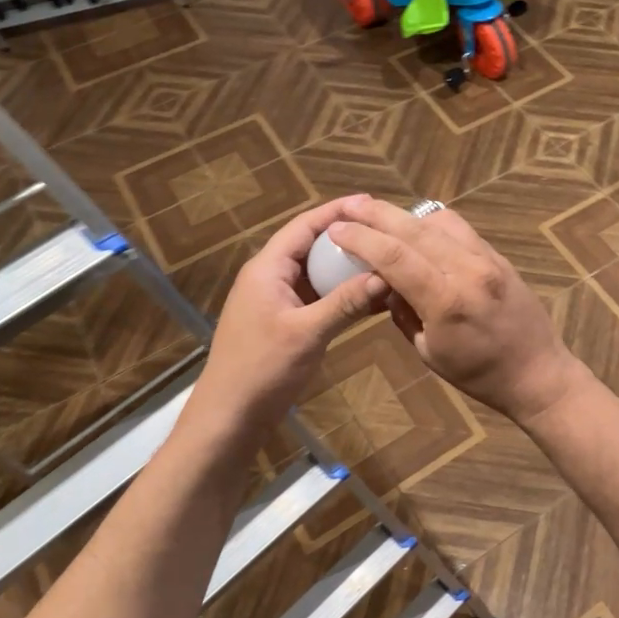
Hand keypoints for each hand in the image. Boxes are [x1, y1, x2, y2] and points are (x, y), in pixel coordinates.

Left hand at [183, 196, 388, 431]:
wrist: (231, 416)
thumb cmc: (263, 368)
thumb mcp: (309, 332)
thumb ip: (347, 301)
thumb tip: (387, 274)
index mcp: (267, 269)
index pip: (304, 226)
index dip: (337, 211)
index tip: (372, 201)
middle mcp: (271, 277)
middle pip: (312, 245)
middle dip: (348, 237)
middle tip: (388, 231)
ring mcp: (277, 301)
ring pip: (317, 272)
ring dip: (347, 266)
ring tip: (387, 259)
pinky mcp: (286, 322)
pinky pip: (318, 296)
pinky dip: (342, 292)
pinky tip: (372, 297)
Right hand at [329, 198, 583, 423]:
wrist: (536, 371)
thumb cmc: (478, 374)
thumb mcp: (429, 351)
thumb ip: (403, 312)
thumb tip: (384, 282)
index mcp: (446, 301)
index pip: (395, 256)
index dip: (361, 238)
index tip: (337, 229)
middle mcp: (468, 270)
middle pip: (415, 229)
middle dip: (377, 214)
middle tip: (349, 205)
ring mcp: (488, 259)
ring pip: (440, 221)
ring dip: (406, 215)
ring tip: (379, 214)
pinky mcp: (499, 257)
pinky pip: (461, 230)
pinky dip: (434, 224)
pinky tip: (418, 228)